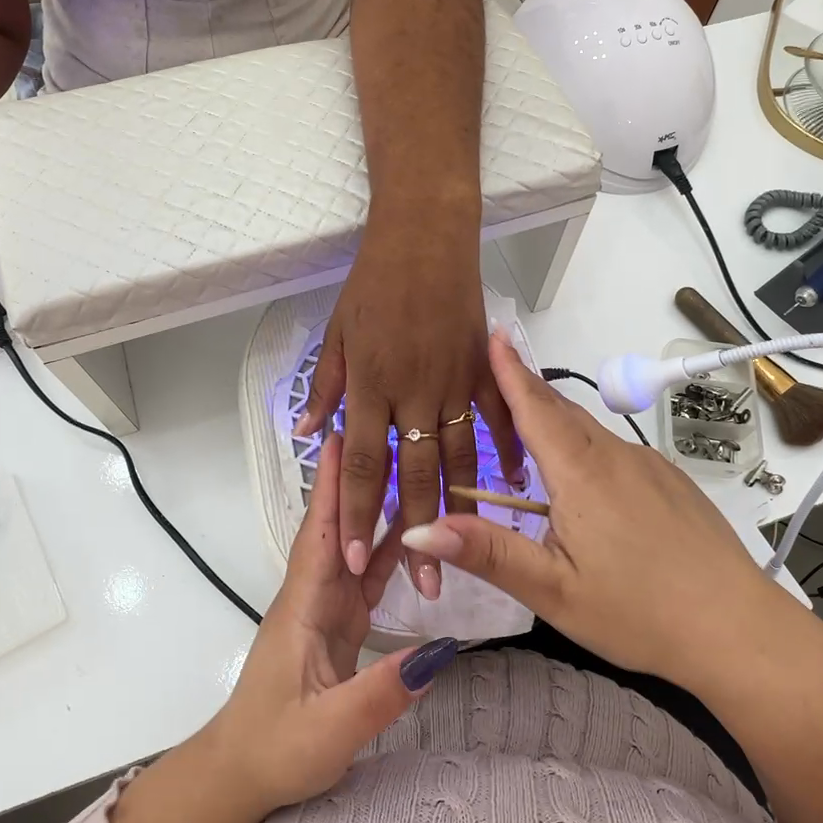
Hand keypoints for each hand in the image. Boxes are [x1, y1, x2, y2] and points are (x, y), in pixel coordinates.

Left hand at [205, 434, 458, 809]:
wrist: (242, 774)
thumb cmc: (276, 748)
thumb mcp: (330, 729)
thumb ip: (381, 692)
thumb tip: (440, 650)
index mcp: (304, 608)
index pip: (320, 535)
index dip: (332, 486)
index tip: (345, 437)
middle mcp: (312, 597)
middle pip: (338, 528)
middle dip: (358, 481)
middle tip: (391, 436)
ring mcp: (325, 611)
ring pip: (354, 549)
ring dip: (376, 511)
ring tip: (409, 471)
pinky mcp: (337, 627)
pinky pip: (365, 579)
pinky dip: (385, 554)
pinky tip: (411, 537)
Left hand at [294, 221, 522, 600]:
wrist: (426, 235)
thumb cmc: (374, 282)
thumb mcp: (336, 332)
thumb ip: (326, 388)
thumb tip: (305, 436)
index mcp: (371, 385)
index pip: (362, 463)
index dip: (358, 514)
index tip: (354, 561)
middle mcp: (414, 393)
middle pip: (414, 475)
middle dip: (415, 532)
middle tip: (423, 587)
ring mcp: (455, 383)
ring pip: (460, 457)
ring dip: (462, 509)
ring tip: (465, 555)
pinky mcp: (485, 370)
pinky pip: (500, 420)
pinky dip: (510, 453)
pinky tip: (517, 488)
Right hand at [399, 331, 782, 686]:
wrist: (738, 628)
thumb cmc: (638, 612)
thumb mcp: (552, 591)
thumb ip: (487, 553)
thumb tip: (417, 528)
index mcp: (581, 473)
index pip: (534, 408)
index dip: (509, 371)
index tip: (492, 332)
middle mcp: (616, 456)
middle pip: (562, 413)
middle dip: (527, 391)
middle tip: (497, 372)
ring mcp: (650, 467)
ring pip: (591, 435)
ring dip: (556, 426)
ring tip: (529, 435)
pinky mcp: (672, 484)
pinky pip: (617, 455)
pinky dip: (588, 452)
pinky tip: (587, 486)